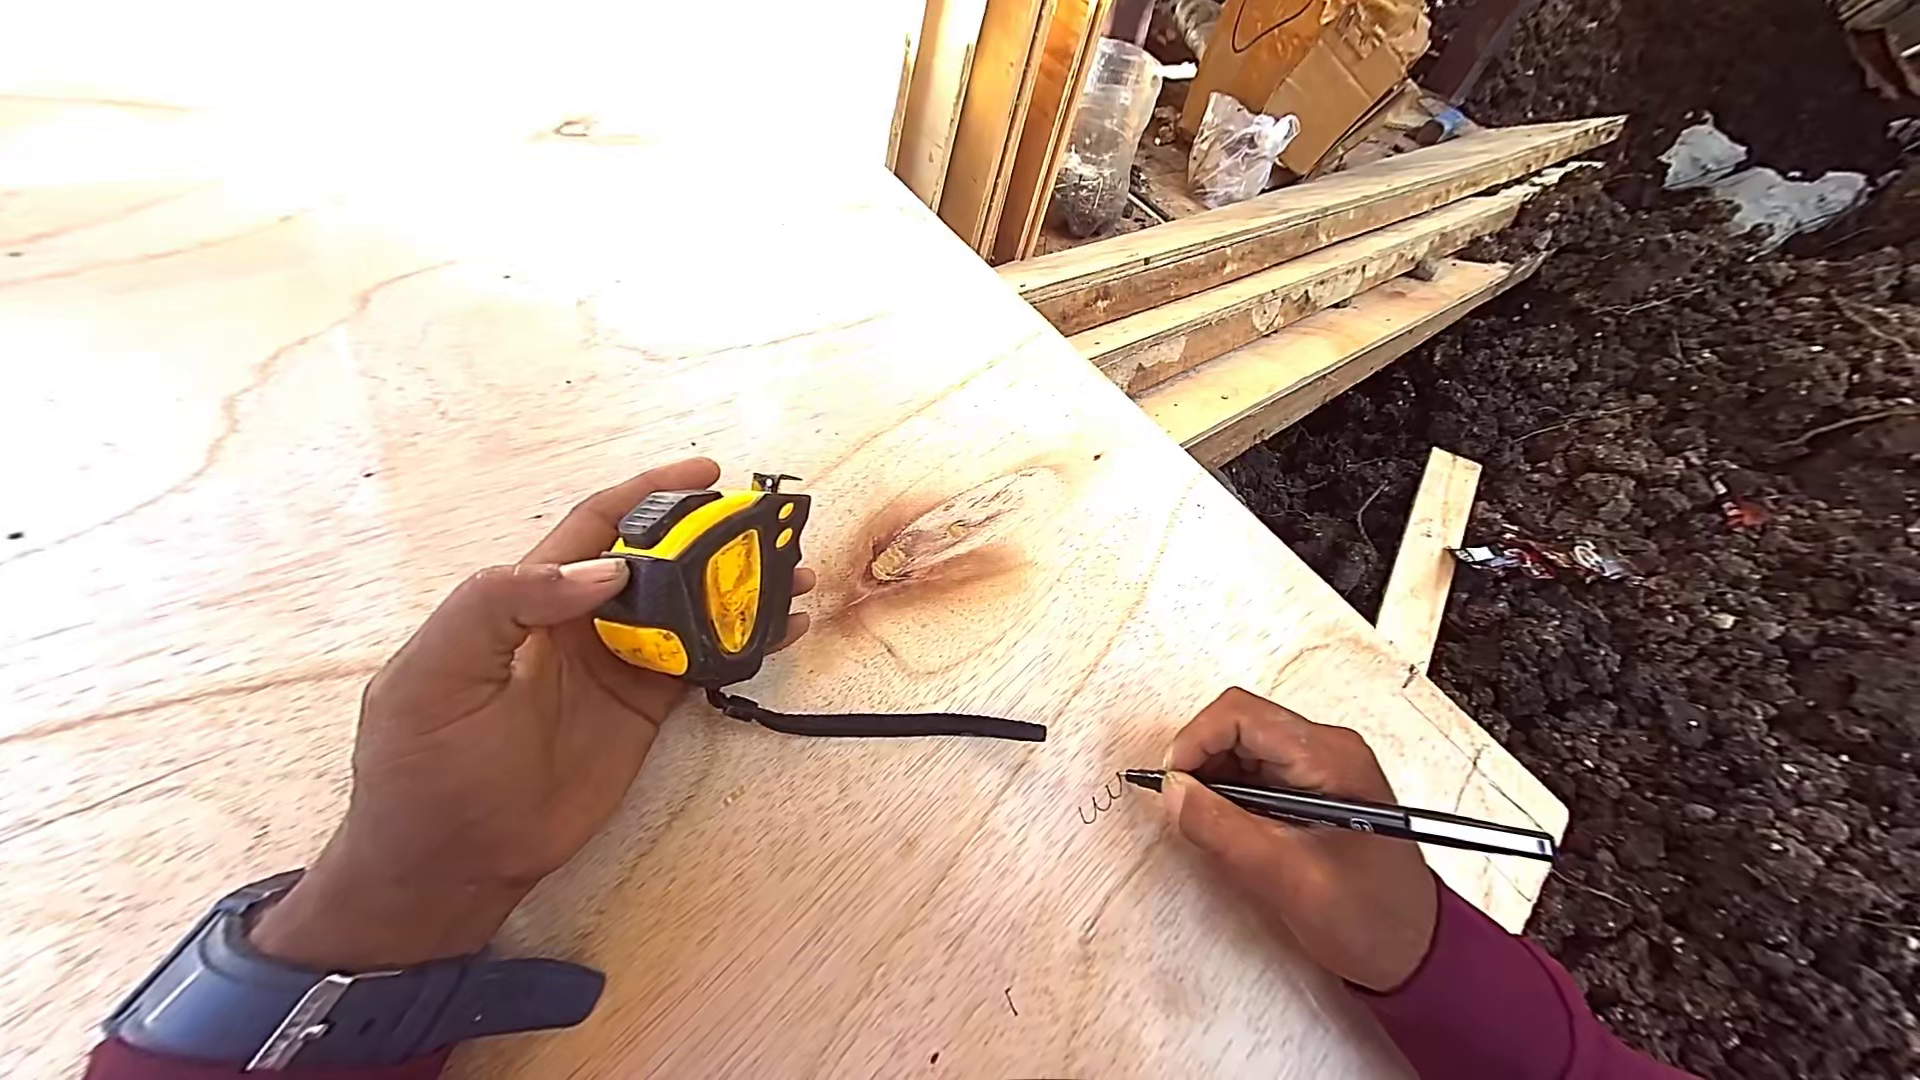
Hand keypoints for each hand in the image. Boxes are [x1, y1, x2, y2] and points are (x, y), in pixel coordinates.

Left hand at [252, 458, 815, 969]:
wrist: (455, 861)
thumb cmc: (427, 764)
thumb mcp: (436, 676)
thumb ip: (503, 604)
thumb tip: (607, 569)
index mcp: (538, 595)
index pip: (601, 524)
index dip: (652, 491)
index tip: (707, 475)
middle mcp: (592, 616)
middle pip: (666, 560)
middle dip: (718, 537)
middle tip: (772, 529)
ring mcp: (628, 659)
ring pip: (697, 606)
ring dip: (746, 588)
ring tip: (796, 577)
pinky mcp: (655, 700)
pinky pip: (710, 658)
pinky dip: (751, 641)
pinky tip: (787, 630)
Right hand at [1160, 688, 1437, 991]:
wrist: (1416, 952)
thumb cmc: (1372, 919)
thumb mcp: (1287, 878)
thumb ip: (1222, 830)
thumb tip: (1171, 790)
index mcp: (1330, 758)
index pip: (1240, 715)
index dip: (1195, 739)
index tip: (1172, 779)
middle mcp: (1324, 747)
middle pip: (1235, 722)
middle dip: (1199, 758)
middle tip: (1182, 801)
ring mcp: (1314, 760)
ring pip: (1235, 740)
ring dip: (1209, 773)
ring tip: (1210, 820)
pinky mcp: (1303, 777)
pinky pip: (1246, 762)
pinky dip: (1223, 786)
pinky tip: (1228, 821)